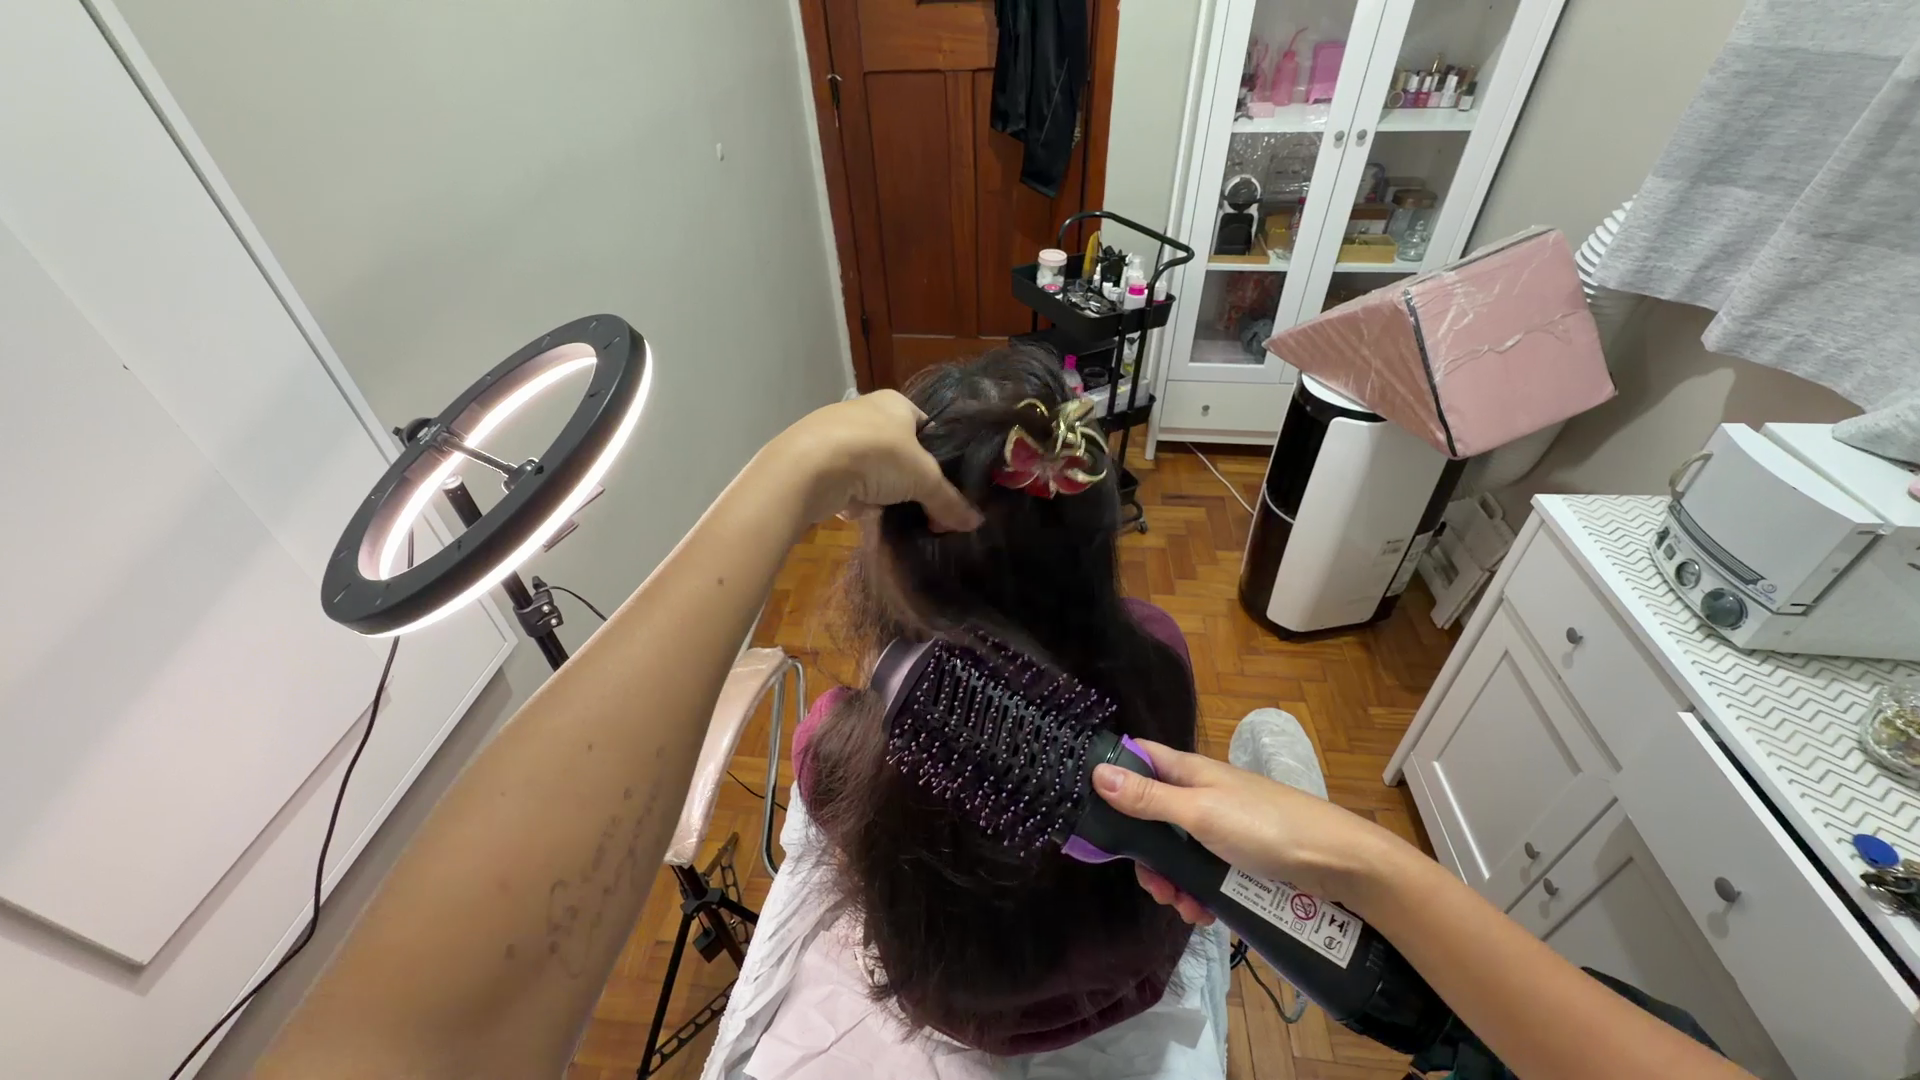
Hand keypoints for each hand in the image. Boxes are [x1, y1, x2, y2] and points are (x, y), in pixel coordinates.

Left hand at [763, 391, 981, 532]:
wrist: (808, 466)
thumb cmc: (876, 455)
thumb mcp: (924, 479)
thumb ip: (949, 500)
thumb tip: (976, 523)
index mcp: (895, 402)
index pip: (927, 427)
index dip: (939, 457)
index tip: (945, 485)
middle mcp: (865, 411)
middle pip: (899, 453)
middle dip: (908, 482)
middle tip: (921, 506)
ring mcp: (837, 435)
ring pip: (872, 471)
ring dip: (880, 493)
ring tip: (886, 510)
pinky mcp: (816, 460)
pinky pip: (846, 483)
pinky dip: (853, 499)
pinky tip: (855, 510)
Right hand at [1092, 740, 1418, 922]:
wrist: (1338, 864)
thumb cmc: (1265, 827)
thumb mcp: (1199, 812)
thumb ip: (1149, 797)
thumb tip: (1096, 771)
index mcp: (1187, 771)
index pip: (1138, 759)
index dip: (1112, 776)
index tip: (1092, 809)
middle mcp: (1199, 794)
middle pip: (1151, 816)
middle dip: (1144, 853)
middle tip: (1152, 883)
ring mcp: (1218, 827)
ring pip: (1175, 851)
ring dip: (1171, 881)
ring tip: (1183, 906)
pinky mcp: (1236, 858)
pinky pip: (1201, 873)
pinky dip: (1196, 893)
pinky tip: (1203, 913)